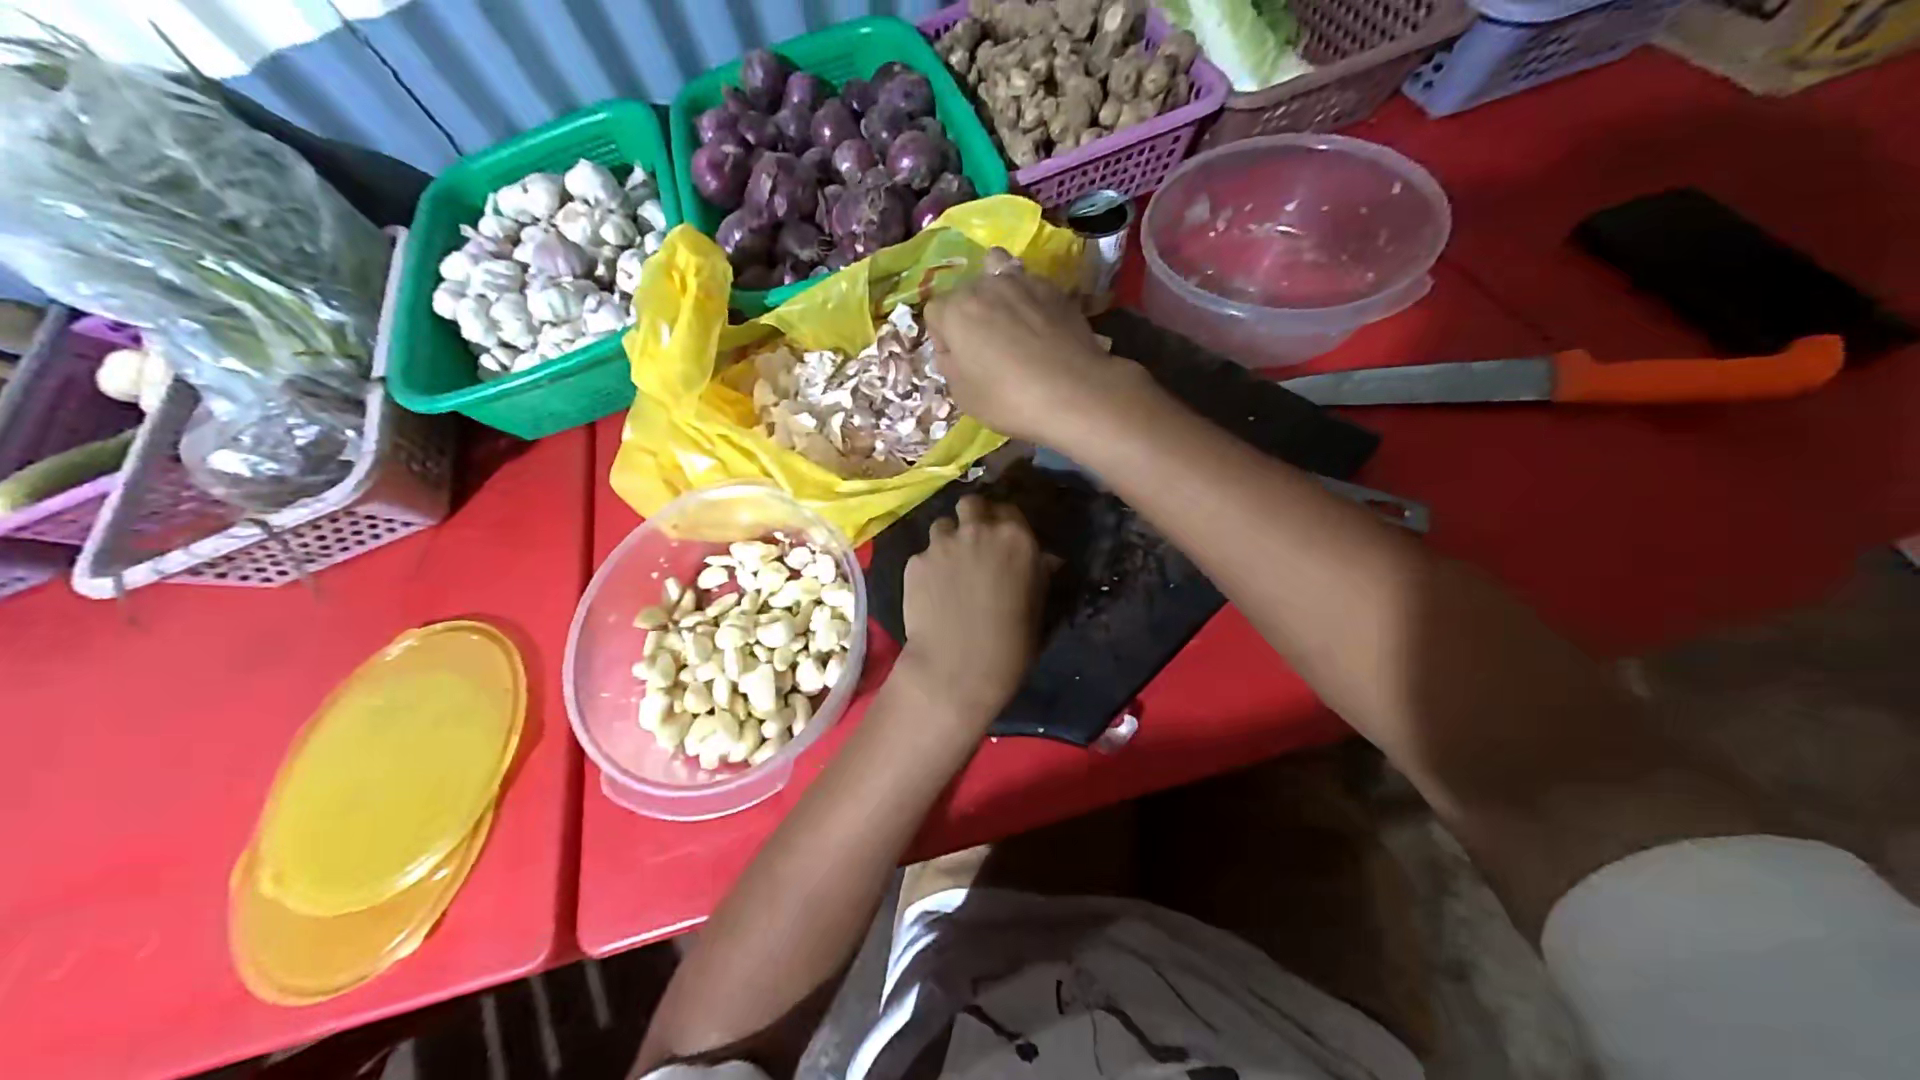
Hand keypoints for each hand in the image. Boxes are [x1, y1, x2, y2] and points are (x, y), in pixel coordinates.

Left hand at [897, 496, 1048, 725]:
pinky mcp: (915, 561)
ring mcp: (942, 543)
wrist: (958, 668)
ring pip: (941, 524)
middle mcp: (979, 529)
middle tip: (973, 542)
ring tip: (948, 566)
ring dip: (947, 539)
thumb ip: (1038, 572)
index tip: (1001, 538)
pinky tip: (931, 591)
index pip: (1008, 509)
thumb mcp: (1038, 606)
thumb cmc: (1012, 644)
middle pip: (971, 503)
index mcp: (1016, 537)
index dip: (1003, 522)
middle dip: (972, 517)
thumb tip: (1046, 558)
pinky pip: (922, 554)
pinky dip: (927, 567)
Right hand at [925, 250, 1148, 443]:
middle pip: (966, 292)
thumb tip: (953, 350)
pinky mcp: (1053, 288)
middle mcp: (984, 286)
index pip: (934, 312)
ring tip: (1010, 321)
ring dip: (997, 296)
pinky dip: (1027, 298)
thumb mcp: (963, 395)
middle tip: (986, 346)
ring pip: (998, 274)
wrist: (1074, 392)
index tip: (958, 360)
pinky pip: (1029, 284)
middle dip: (969, 314)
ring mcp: (1022, 282)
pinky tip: (1038, 322)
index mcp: (955, 311)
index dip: (942, 337)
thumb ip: (949, 365)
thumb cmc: (1009, 399)